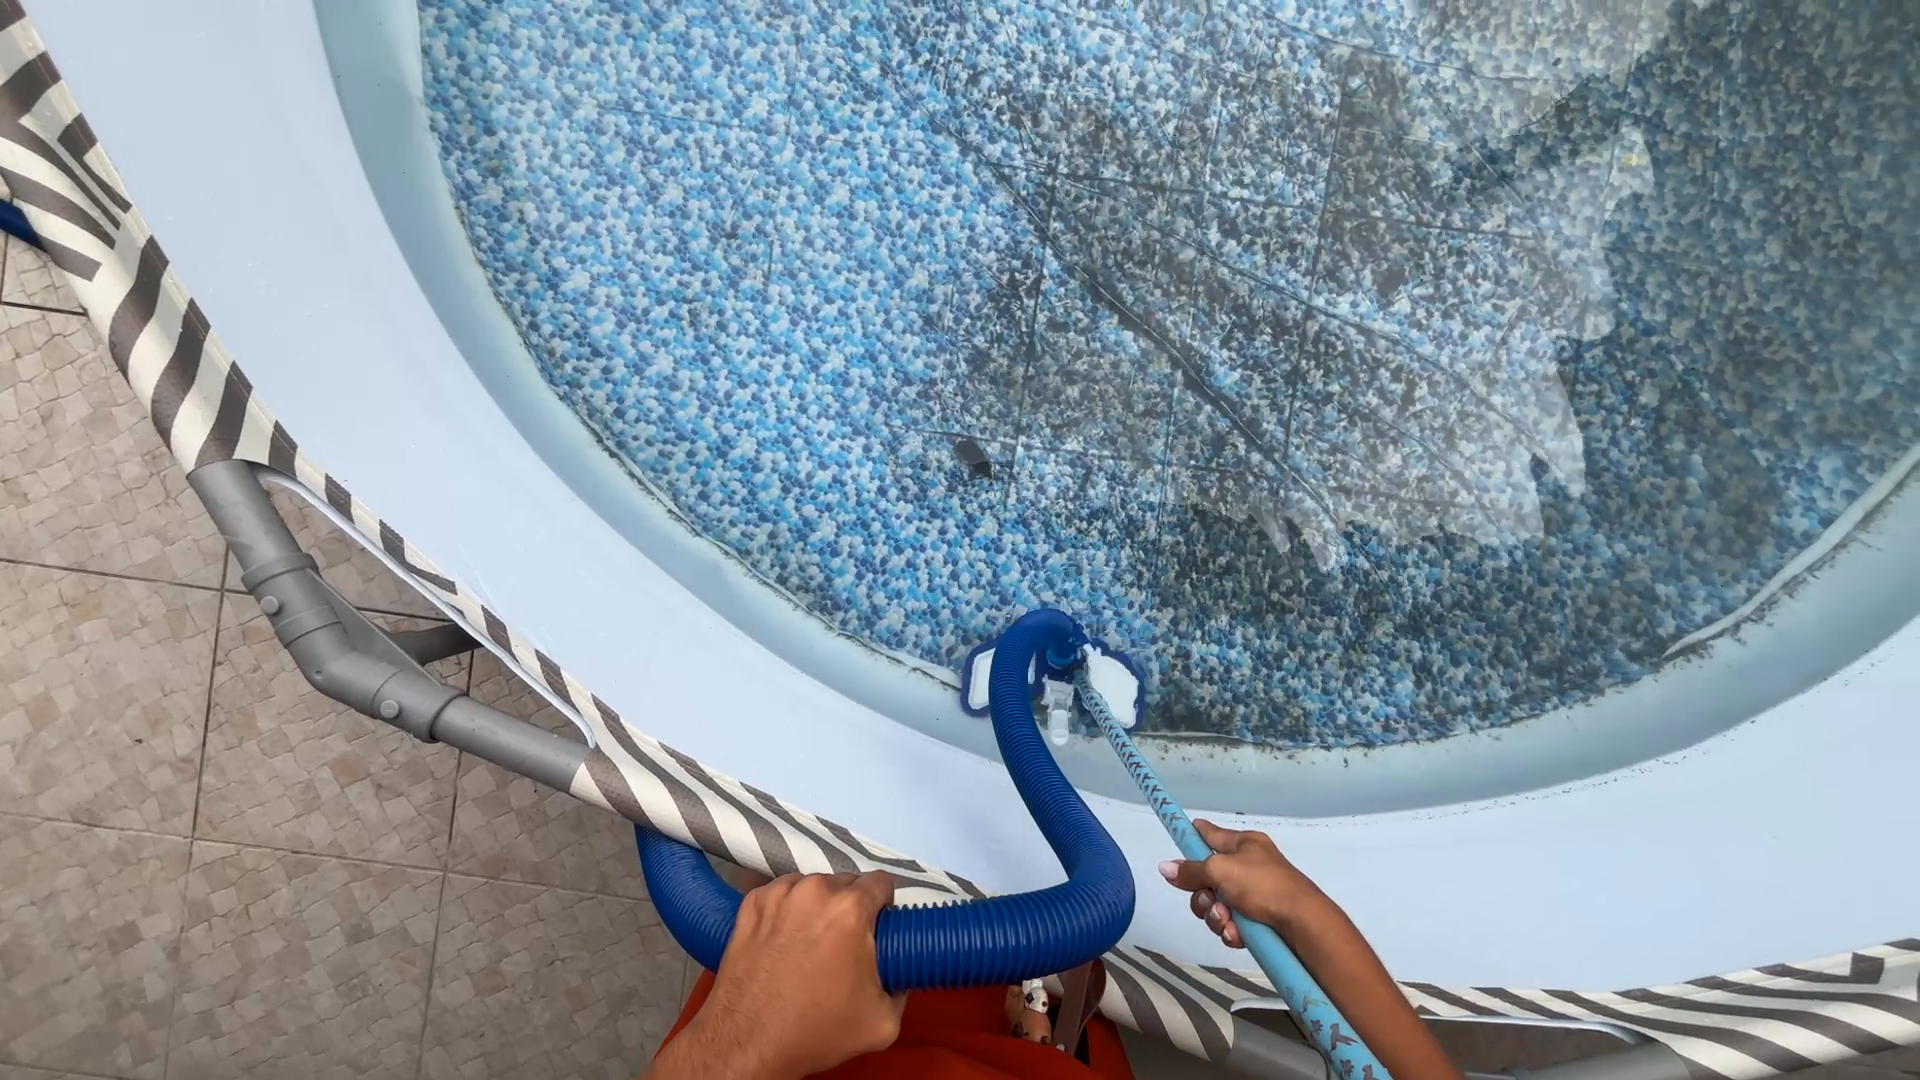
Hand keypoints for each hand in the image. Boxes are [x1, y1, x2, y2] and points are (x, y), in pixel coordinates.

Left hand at [649, 872, 905, 1079]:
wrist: (745, 1043)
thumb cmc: (815, 1030)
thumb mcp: (881, 1023)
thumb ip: (902, 988)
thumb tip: (901, 971)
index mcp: (852, 909)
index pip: (882, 883)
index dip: (884, 905)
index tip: (878, 928)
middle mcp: (817, 888)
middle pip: (847, 883)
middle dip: (851, 907)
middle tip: (843, 943)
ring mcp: (781, 891)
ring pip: (814, 886)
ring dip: (819, 905)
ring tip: (809, 942)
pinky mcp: (752, 901)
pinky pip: (783, 893)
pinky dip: (788, 908)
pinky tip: (783, 939)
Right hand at [1158, 819, 1326, 946]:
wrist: (1303, 925)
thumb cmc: (1263, 885)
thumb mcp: (1220, 871)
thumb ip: (1191, 871)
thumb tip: (1164, 867)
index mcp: (1243, 844)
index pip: (1210, 833)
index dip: (1192, 835)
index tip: (1178, 837)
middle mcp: (1248, 867)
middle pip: (1207, 877)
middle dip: (1202, 894)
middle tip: (1209, 901)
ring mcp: (1254, 895)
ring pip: (1216, 904)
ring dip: (1216, 915)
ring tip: (1227, 921)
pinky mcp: (1258, 921)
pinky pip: (1231, 924)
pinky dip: (1230, 930)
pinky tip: (1236, 934)